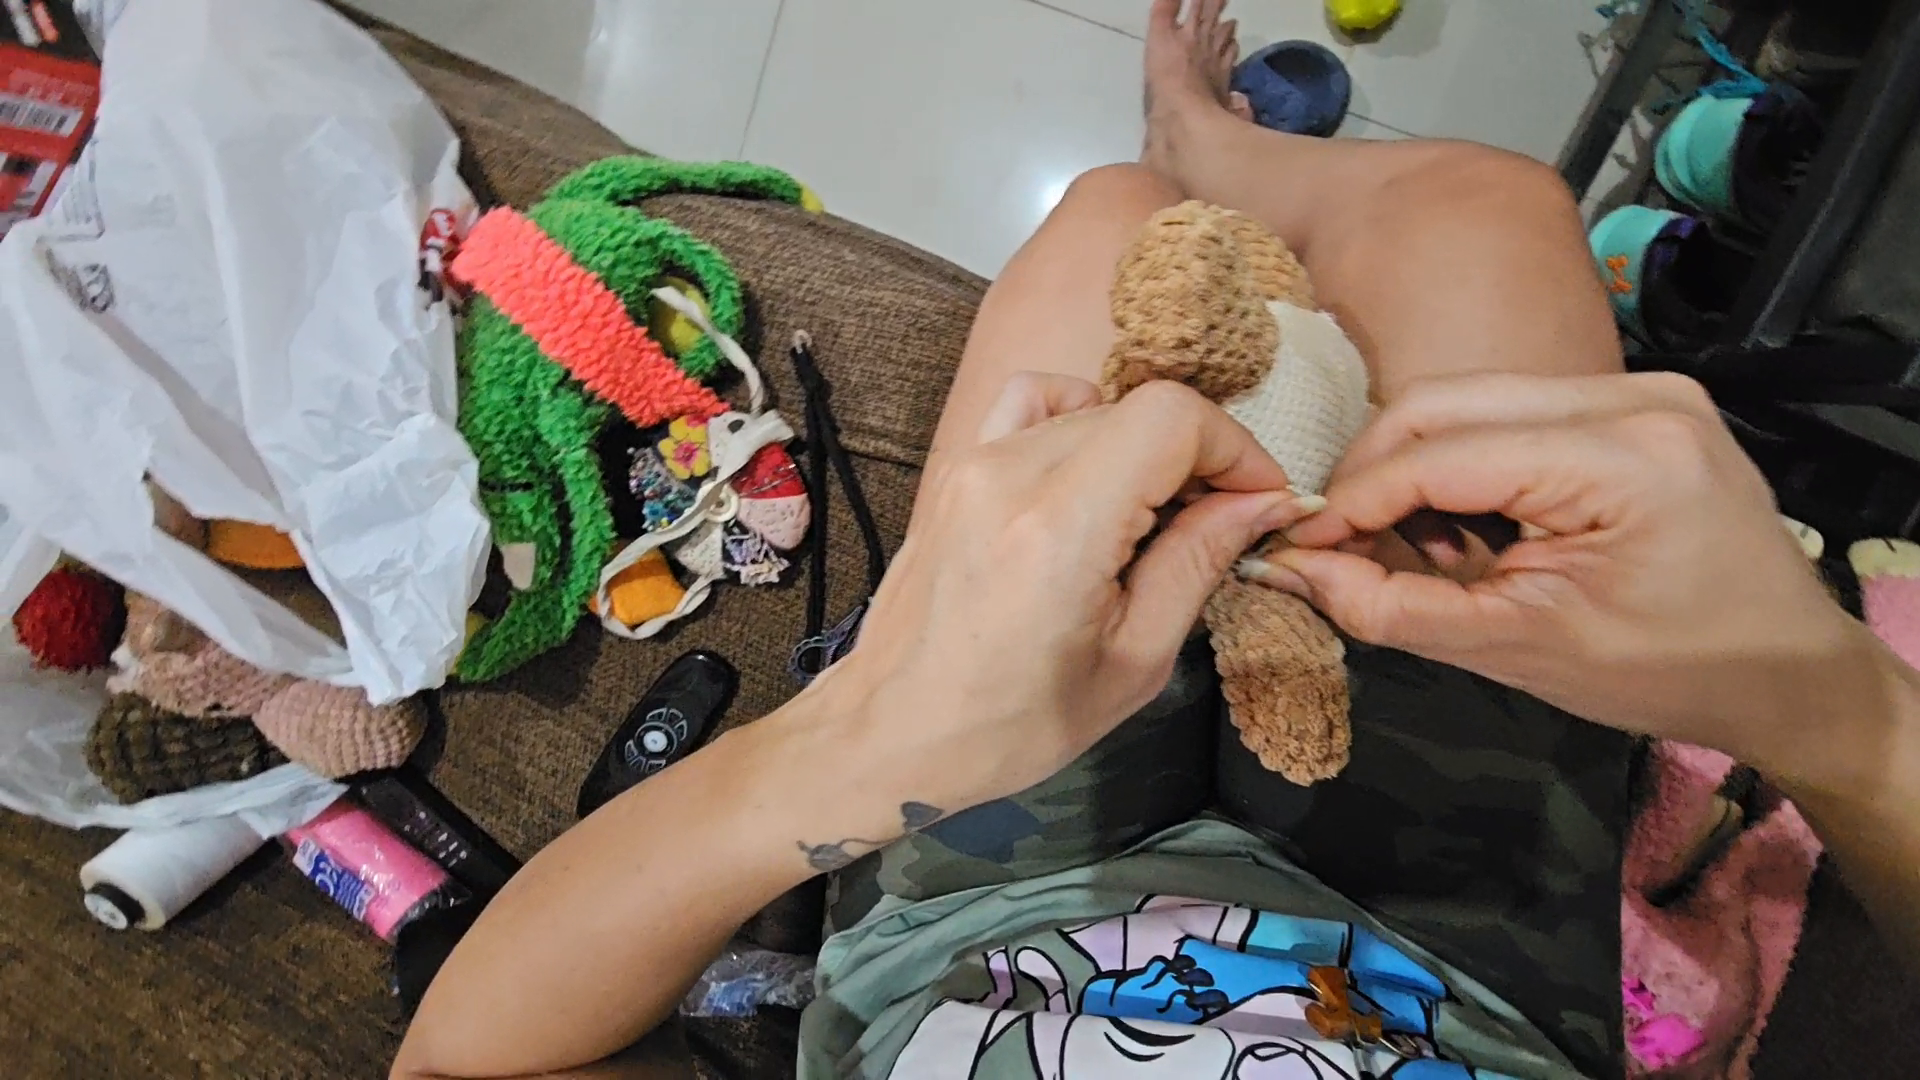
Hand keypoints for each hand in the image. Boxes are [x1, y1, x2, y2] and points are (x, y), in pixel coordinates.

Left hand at [827, 374, 1314, 816]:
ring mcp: (971, 463)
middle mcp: (1009, 473)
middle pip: (1136, 408)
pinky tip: (1086, 470)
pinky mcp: (952, 470)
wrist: (893, 728)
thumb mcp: (1132, 661)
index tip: (1255, 502)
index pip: (1171, 418)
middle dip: (1197, 457)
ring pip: (1090, 404)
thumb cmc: (1013, 723)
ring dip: (1141, 445)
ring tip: (1149, 509)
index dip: (1235, 449)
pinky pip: (1026, 402)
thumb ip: (1198, 562)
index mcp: (1060, 528)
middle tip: (1212, 522)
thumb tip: (1262, 502)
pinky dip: (1075, 415)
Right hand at [1245, 372, 1886, 776]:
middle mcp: (1628, 396)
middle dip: (1364, 477)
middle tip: (1339, 542)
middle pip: (1434, 404)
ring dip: (1400, 471)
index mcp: (1622, 458)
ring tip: (1403, 541)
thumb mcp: (1509, 648)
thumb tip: (1287, 568)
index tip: (1296, 548)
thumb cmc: (1660, 671)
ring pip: (1453, 402)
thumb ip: (1387, 606)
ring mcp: (1628, 389)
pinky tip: (1451, 523)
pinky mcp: (1616, 403)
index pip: (1436, 457)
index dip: (1348, 503)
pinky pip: (1488, 414)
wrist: (1784, 671)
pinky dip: (1442, 467)